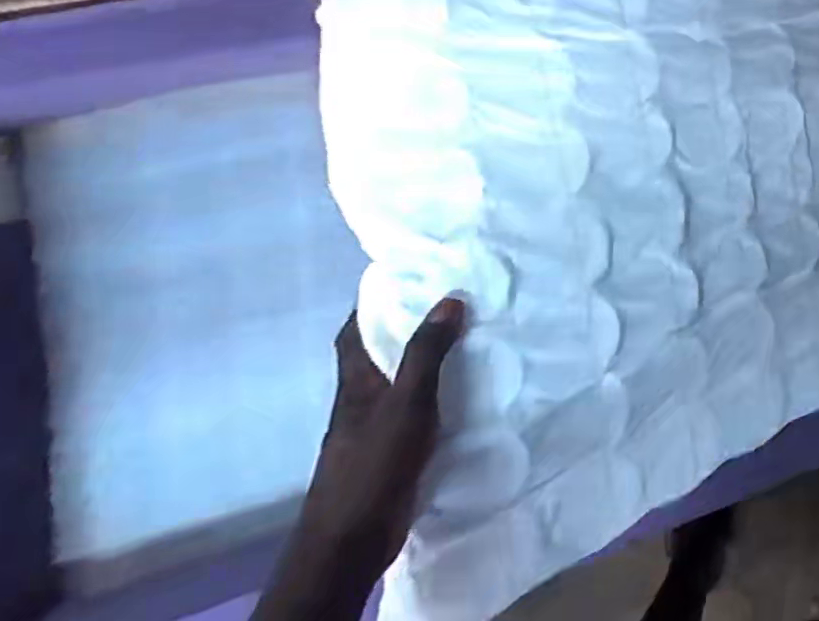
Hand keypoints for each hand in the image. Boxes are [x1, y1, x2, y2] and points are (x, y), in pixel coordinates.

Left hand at [255, 299, 464, 620]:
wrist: (352, 539)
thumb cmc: (375, 462)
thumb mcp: (407, 401)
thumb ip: (427, 352)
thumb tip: (449, 298)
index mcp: (356, 385)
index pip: (353, 335)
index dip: (370, 307)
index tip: (400, 281)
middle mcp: (360, 401)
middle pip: (378, 355)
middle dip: (406, 328)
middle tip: (449, 303)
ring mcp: (374, 428)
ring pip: (398, 381)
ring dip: (424, 360)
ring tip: (466, 339)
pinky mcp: (392, 450)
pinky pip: (415, 406)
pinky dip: (434, 391)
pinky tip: (462, 391)